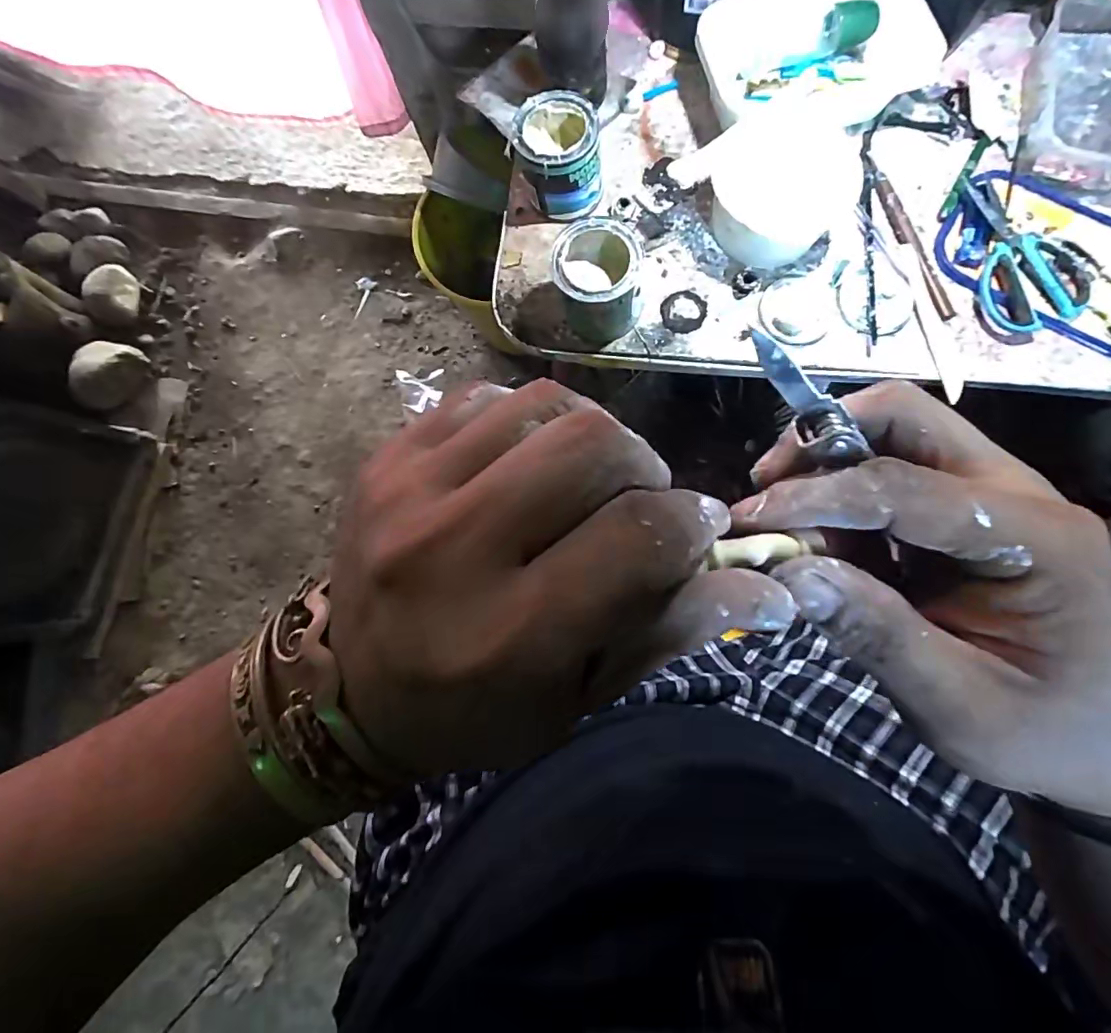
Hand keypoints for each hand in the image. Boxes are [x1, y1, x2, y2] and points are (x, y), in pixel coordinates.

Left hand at [330, 379, 797, 775]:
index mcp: (507, 633)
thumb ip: (664, 635)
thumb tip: (763, 585)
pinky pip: (484, 397)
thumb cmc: (471, 713)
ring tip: (583, 478)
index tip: (693, 533)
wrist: (347, 689)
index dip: (688, 527)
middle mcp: (452, 550)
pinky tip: (524, 461)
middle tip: (637, 500)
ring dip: (587, 435)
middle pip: (592, 446)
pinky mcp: (385, 459)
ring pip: (543, 405)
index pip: (636, 538)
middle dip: (642, 467)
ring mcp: (408, 492)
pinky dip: (525, 420)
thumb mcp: (573, 703)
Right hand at [735, 381, 1110, 818]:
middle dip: (821, 438)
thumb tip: (789, 575)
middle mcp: (1016, 495)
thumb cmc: (1046, 740)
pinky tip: (814, 540)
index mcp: (1038, 538)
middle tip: (765, 484)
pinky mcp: (959, 517)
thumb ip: (877, 634)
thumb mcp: (958, 705)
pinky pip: (886, 478)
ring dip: (823, 464)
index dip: (816, 497)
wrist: (1106, 754)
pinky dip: (836, 496)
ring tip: (780, 519)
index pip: (904, 487)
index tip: (747, 519)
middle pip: (905, 418)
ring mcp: (989, 499)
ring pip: (891, 437)